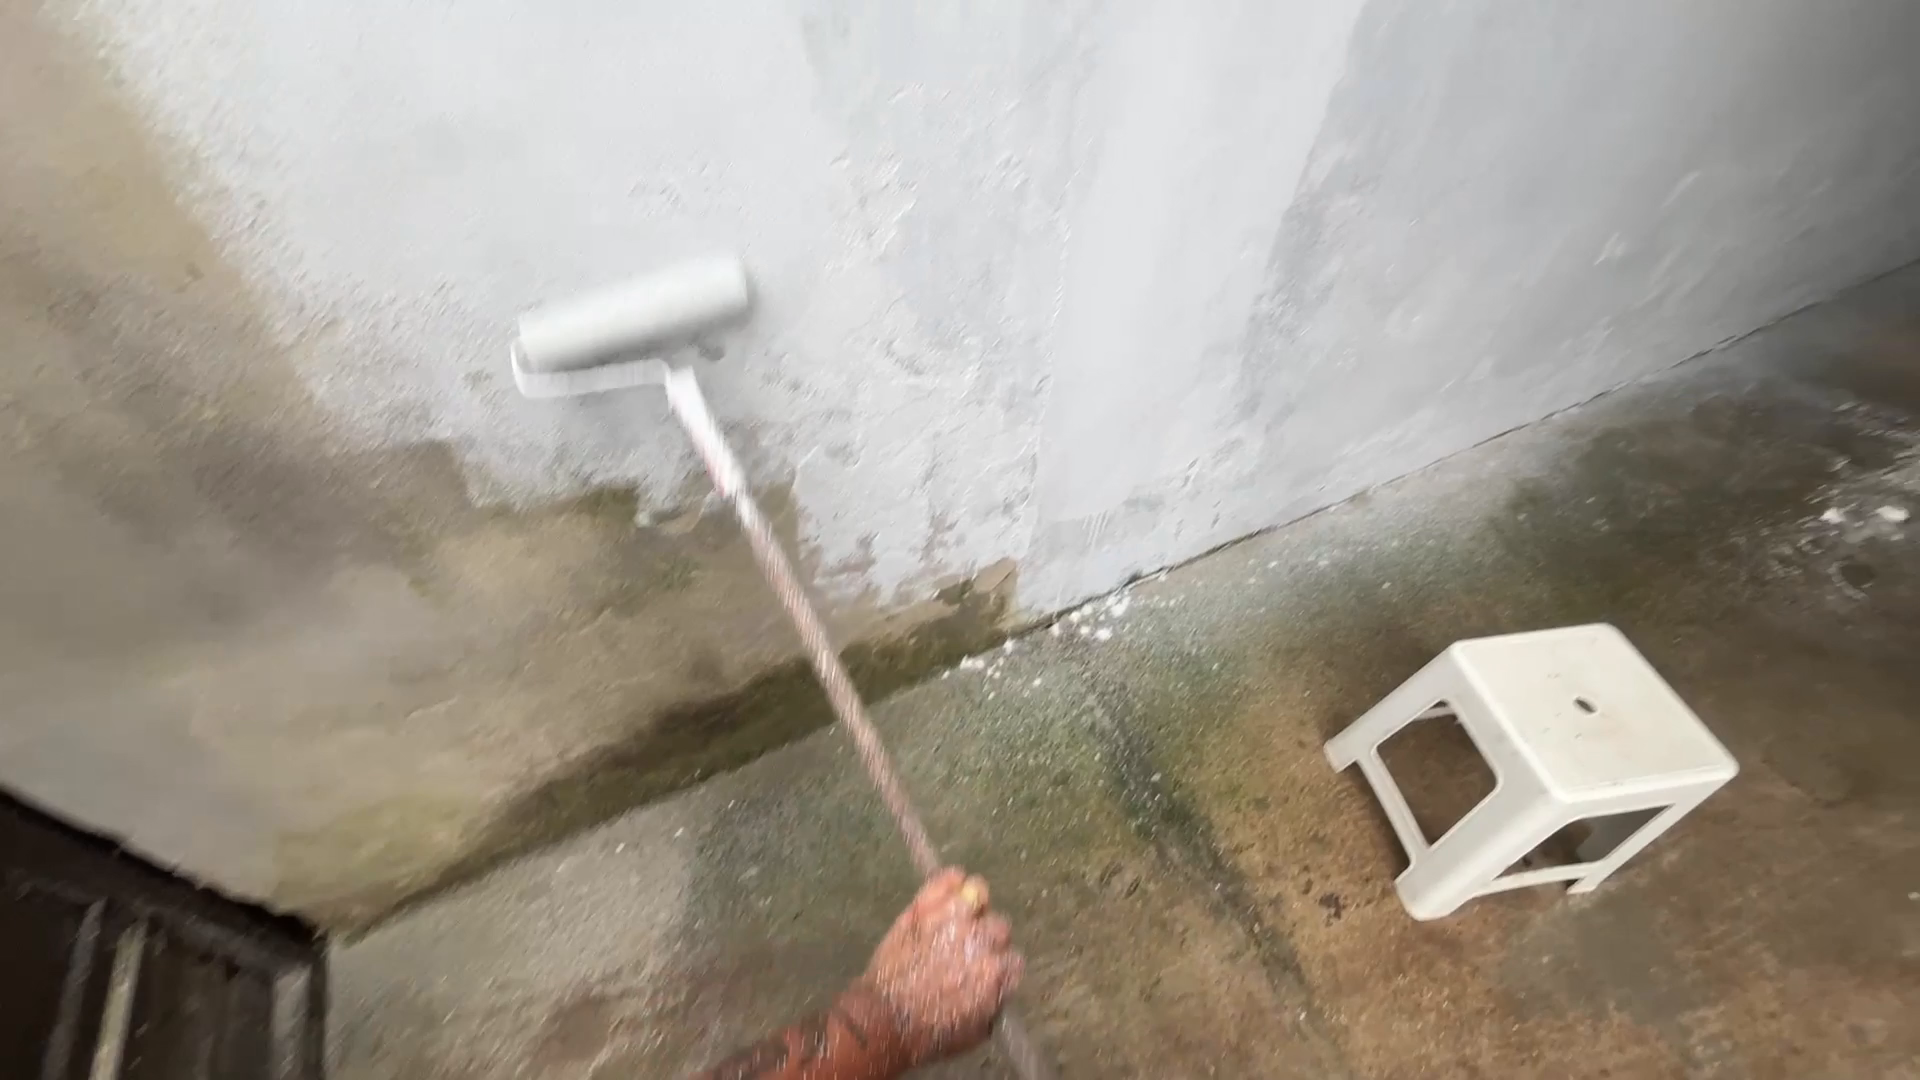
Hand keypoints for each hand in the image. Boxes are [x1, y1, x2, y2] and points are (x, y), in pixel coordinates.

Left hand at [856, 868, 1023, 1067]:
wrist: (885, 1018)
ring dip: (974, 903)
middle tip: (971, 946)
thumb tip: (997, 987)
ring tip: (962, 912)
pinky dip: (952, 879)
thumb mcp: (974, 1033)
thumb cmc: (929, 1033)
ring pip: (979, 892)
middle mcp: (980, 940)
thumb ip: (993, 1004)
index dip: (1001, 965)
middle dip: (988, 936)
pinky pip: (948, 878)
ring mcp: (953, 917)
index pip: (1015, 960)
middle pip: (1000, 925)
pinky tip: (951, 886)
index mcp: (994, 974)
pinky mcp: (926, 905)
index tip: (989, 969)